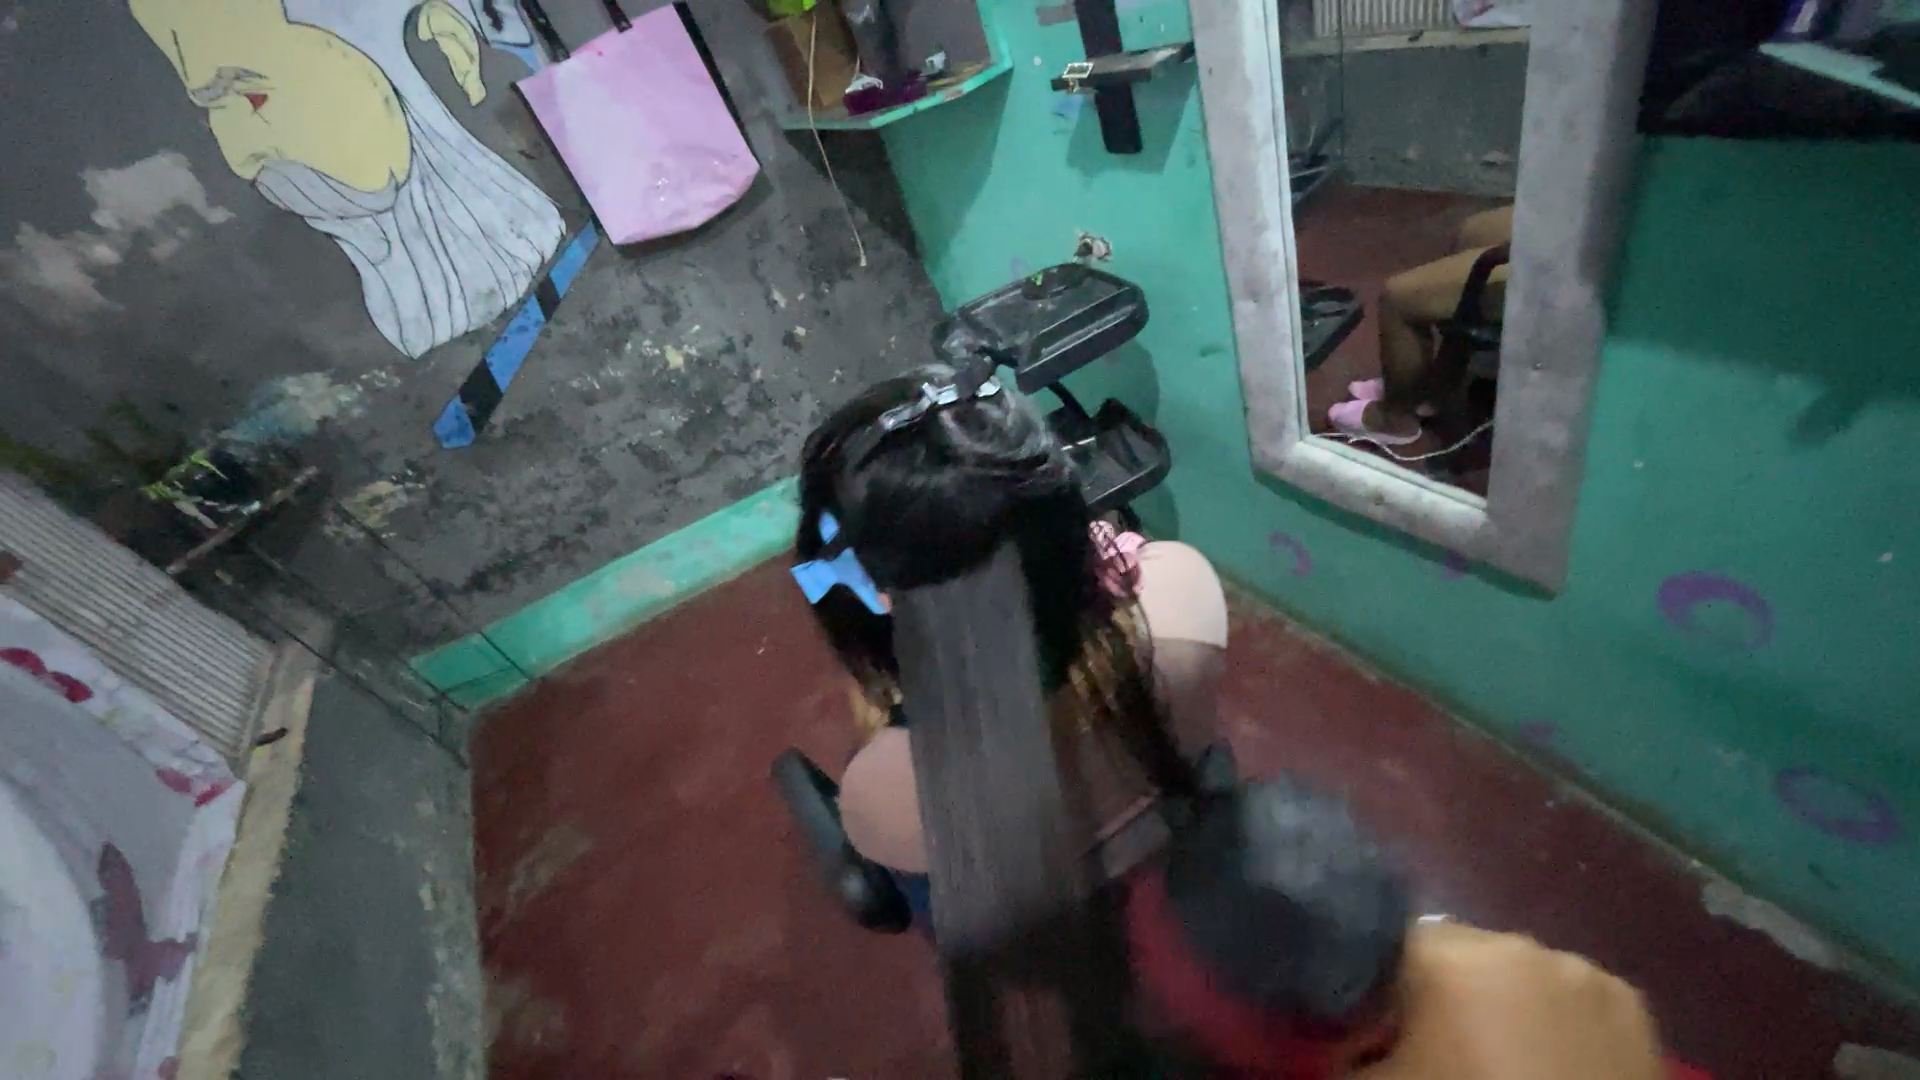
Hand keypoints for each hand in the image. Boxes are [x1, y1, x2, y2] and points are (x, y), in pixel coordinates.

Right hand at [1355, 922, 1664, 1079]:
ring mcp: (1577, 970)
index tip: (1384, 1023)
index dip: (1383, 982)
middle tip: (1444, 1042)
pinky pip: (1569, 989)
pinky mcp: (1629, 1002)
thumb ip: (1348, 1043)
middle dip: (1445, 986)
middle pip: (1454, 950)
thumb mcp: (1376, 1078)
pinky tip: (1555, 1055)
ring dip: (1502, 997)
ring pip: (1513, 967)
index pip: (1388, 941)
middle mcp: (1511, 944)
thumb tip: (1340, 1031)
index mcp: (1446, 954)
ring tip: (1504, 1051)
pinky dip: (1558, 1013)